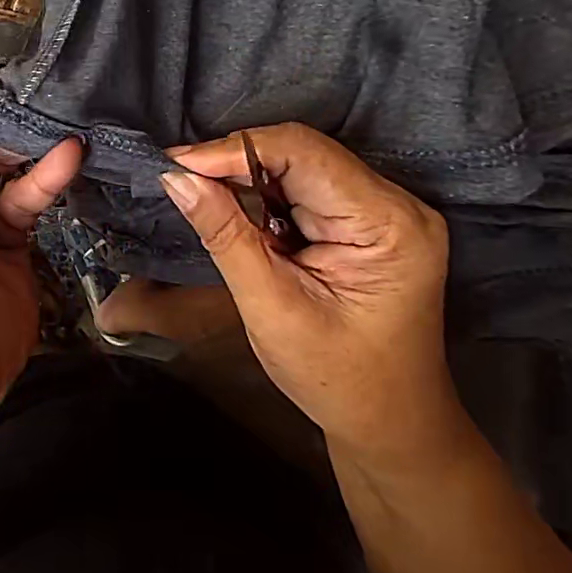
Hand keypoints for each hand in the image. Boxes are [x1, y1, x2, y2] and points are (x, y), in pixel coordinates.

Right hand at [160, 124, 462, 461]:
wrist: (390, 423)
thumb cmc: (337, 379)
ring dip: (243, 174)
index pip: (303, 153)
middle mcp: (394, 203)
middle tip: (179, 176)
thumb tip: (177, 178)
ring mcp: (383, 208)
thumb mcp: (271, 307)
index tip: (177, 164)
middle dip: (234, 160)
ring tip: (196, 188)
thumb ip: (224, 235)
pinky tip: (230, 203)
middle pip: (301, 151)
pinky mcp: (364, 218)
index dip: (234, 149)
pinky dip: (259, 190)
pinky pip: (302, 183)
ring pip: (297, 162)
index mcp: (387, 224)